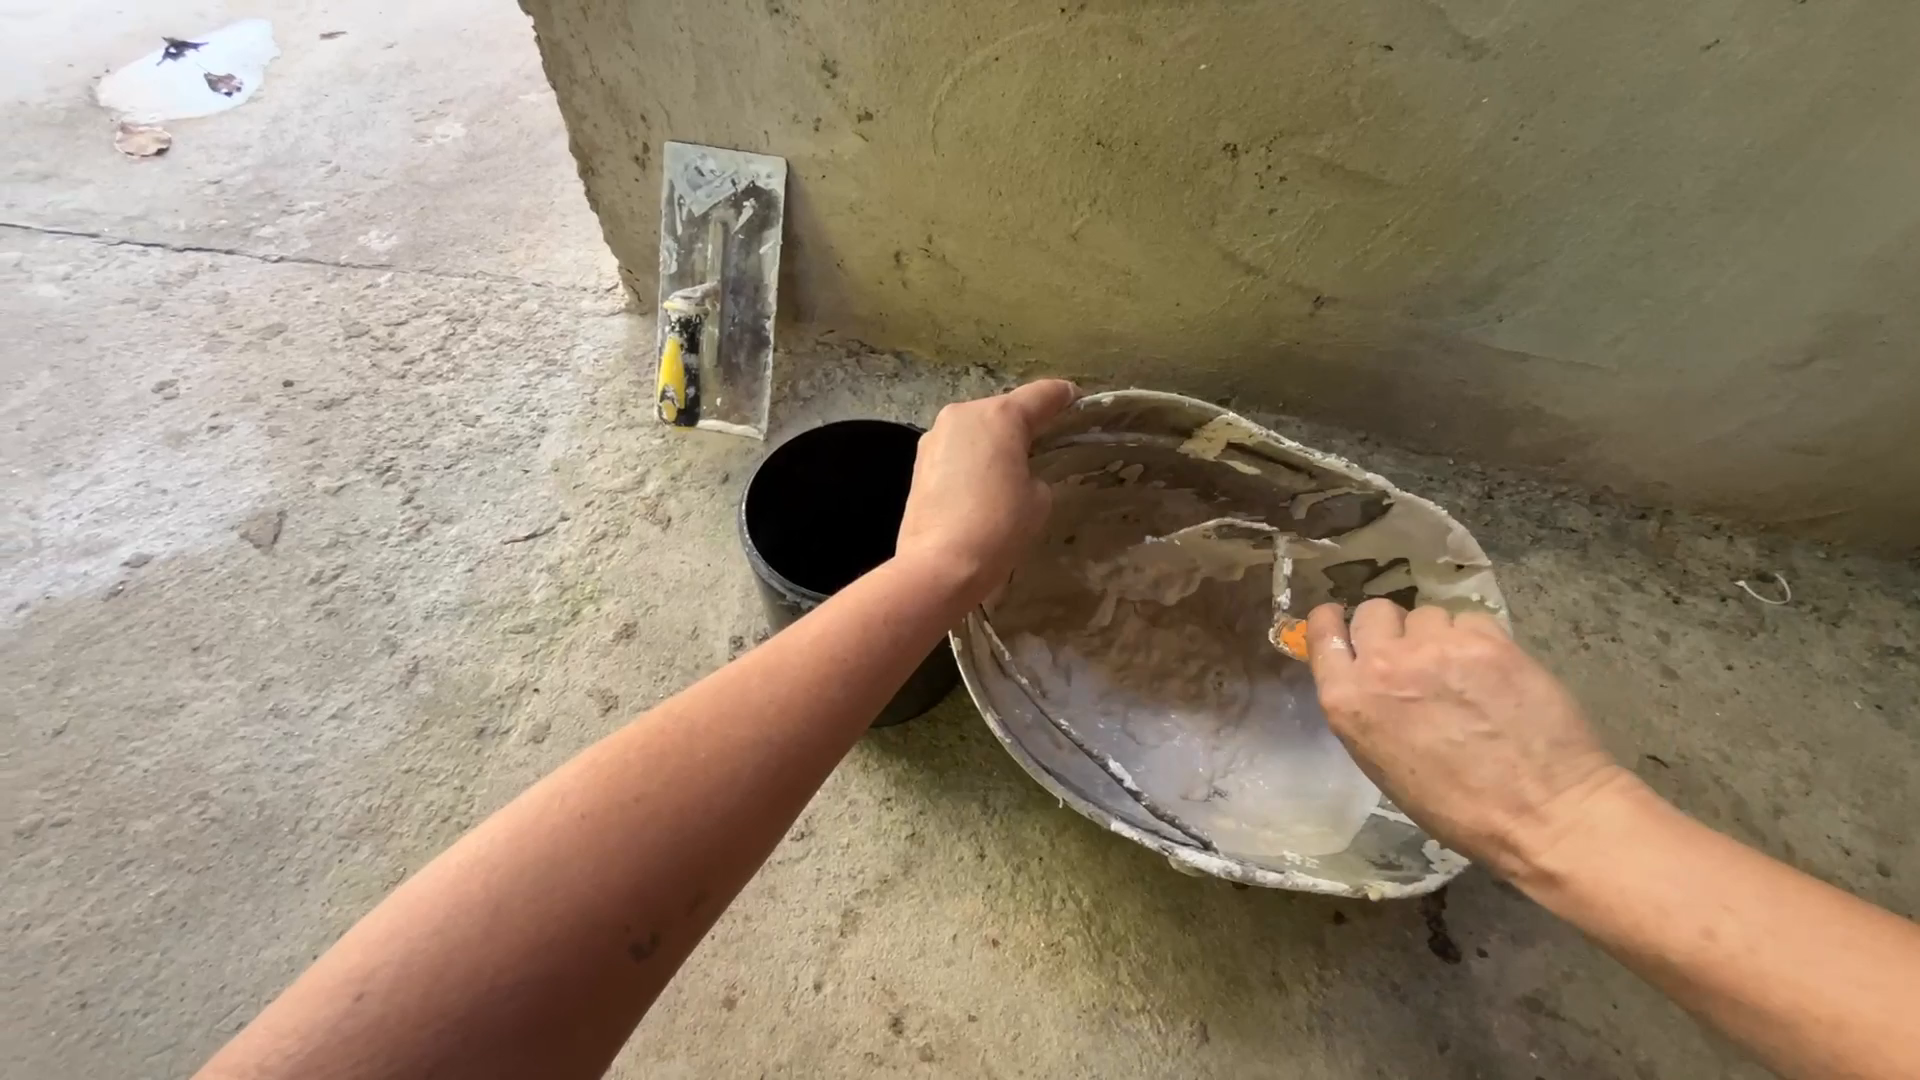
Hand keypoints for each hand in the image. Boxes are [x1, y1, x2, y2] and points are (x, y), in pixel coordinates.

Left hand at [896, 380, 1077, 603]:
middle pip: (1003, 411)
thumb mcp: (1038, 500)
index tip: (1076, 401)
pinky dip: (972, 461)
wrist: (940, 564)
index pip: (1041, 395)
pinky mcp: (919, 462)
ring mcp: (935, 436)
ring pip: (976, 430)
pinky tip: (980, 488)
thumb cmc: (998, 527)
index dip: (1063, 397)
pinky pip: (957, 451)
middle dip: (1023, 426)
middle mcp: (963, 415)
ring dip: (993, 444)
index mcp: (1000, 416)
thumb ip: (1035, 473)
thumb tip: (1016, 473)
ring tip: (1008, 473)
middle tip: (1043, 448)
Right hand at [1305, 599, 1632, 879]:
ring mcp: (1434, 648)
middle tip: (1415, 656)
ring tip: (1463, 671)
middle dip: (1392, 628)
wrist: (1542, 816)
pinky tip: (1494, 672)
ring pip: (1427, 615)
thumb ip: (1363, 703)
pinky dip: (1478, 641)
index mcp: (1346, 699)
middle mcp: (1382, 664)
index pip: (1322, 629)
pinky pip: (1471, 621)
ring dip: (1438, 636)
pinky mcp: (1487, 642)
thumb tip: (1367, 672)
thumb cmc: (1453, 804)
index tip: (1349, 626)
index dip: (1334, 621)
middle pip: (1375, 611)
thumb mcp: (1377, 757)